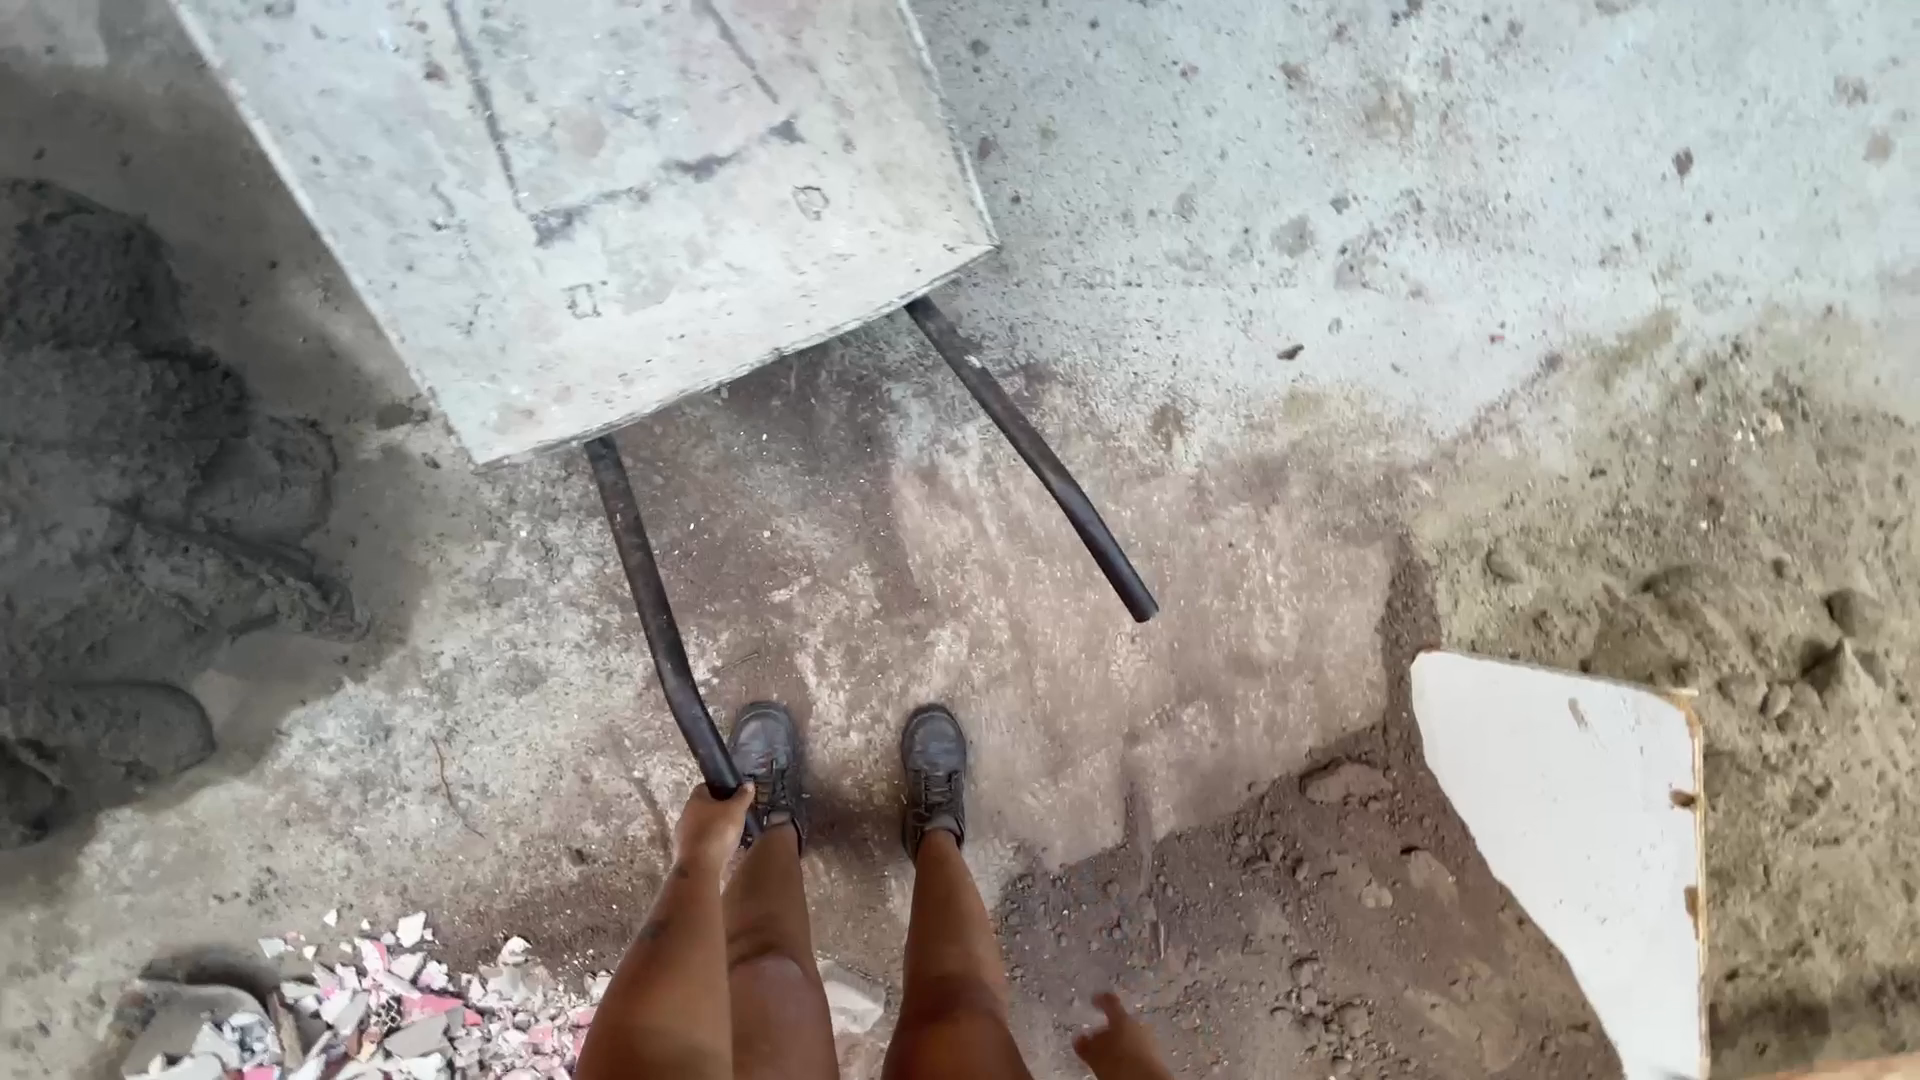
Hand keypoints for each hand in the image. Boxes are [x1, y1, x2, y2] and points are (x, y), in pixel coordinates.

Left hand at [671, 782, 752, 874]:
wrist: (699, 867)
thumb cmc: (718, 831)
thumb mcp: (736, 810)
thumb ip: (743, 796)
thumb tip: (748, 784)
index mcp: (695, 800)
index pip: (705, 787)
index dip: (720, 788)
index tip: (733, 794)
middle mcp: (685, 814)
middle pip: (703, 807)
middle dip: (718, 809)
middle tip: (735, 813)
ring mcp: (682, 835)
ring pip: (701, 826)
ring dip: (713, 827)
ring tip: (731, 833)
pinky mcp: (683, 853)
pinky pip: (700, 842)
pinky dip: (710, 843)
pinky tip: (722, 848)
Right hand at [1073, 993, 1175, 1079]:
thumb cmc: (1120, 1064)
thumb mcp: (1097, 1055)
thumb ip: (1086, 1045)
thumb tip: (1078, 1038)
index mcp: (1121, 1018)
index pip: (1110, 1002)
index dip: (1101, 999)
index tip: (1094, 999)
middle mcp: (1136, 1025)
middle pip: (1120, 1021)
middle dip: (1107, 1028)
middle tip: (1095, 1036)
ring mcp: (1147, 1040)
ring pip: (1128, 1036)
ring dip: (1118, 1042)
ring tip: (1106, 1054)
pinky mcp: (1153, 1057)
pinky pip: (1136, 1050)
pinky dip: (1126, 1053)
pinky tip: (1120, 1063)